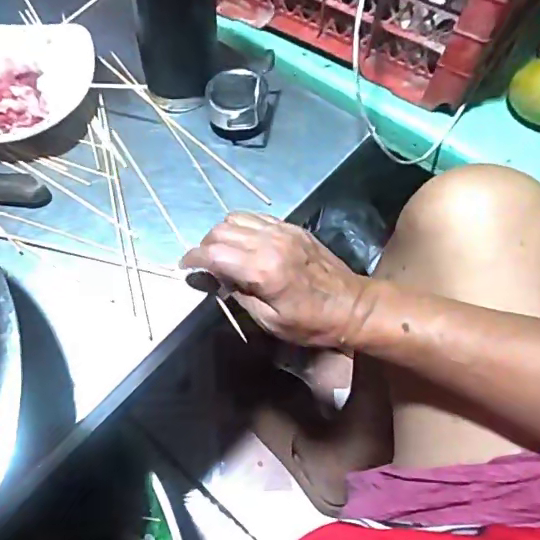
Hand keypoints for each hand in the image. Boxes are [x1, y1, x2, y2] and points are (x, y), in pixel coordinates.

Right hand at [180, 212, 376, 348]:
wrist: (354, 306)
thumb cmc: (312, 323)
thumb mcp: (270, 321)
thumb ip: (239, 295)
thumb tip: (216, 280)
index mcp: (263, 270)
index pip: (214, 253)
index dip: (193, 259)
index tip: (185, 268)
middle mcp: (270, 243)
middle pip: (220, 231)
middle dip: (205, 246)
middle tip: (204, 265)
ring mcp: (283, 231)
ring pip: (236, 218)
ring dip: (222, 234)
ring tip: (223, 253)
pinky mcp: (292, 228)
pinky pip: (257, 217)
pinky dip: (242, 227)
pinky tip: (244, 244)